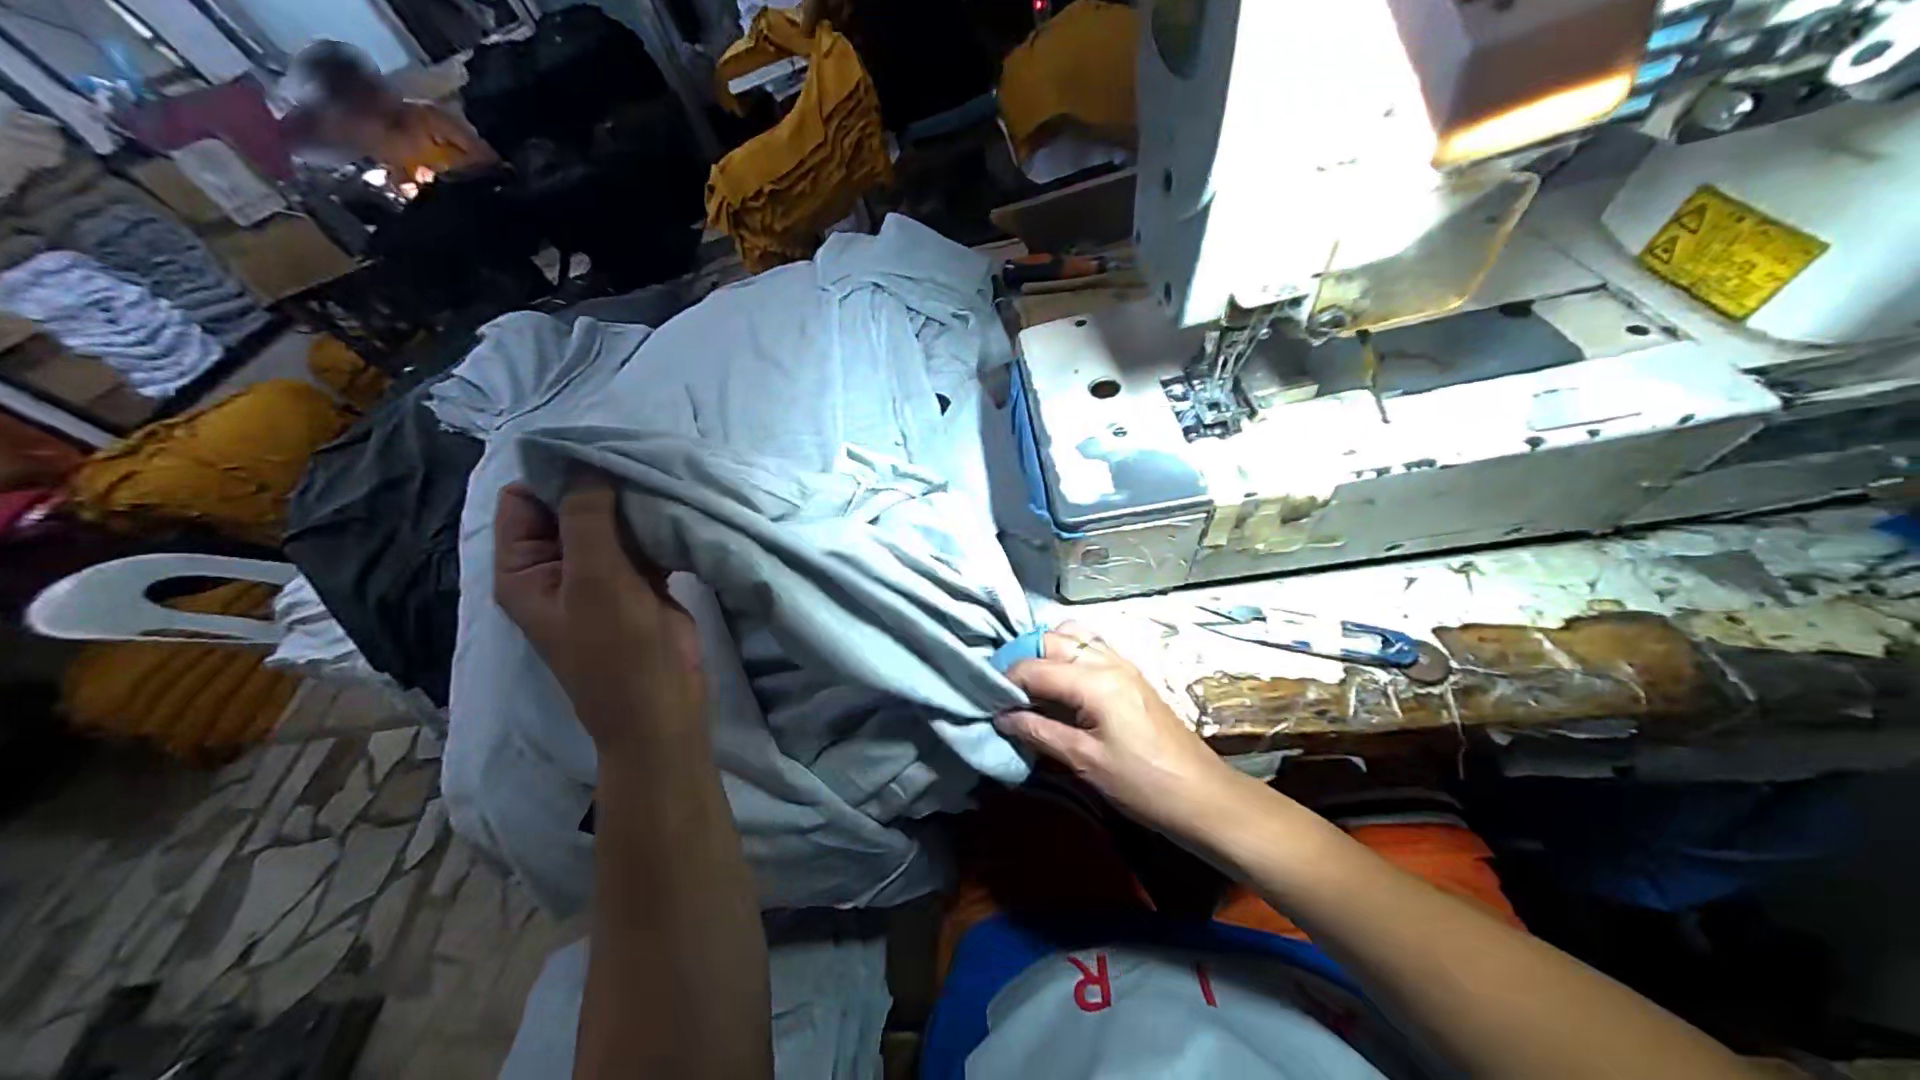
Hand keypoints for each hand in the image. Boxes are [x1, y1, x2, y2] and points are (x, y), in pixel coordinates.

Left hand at [493, 475, 702, 755]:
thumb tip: (589, 463)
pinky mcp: (640, 582)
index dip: (556, 474)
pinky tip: (678, 507)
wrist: (663, 707)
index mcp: (525, 568)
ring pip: (612, 521)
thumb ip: (587, 519)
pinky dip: (656, 525)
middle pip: (572, 506)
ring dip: (634, 504)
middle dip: (603, 484)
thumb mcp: (594, 581)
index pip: (526, 501)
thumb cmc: (617, 651)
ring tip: (663, 478)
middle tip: (640, 459)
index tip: (600, 451)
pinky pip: (642, 540)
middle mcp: (558, 566)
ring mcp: (602, 575)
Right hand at [997, 622, 1252, 837]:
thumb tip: (1001, 717)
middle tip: (1003, 690)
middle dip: (1022, 659)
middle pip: (1051, 640)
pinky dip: (1068, 654)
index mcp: (1095, 680)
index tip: (985, 699)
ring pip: (1073, 636)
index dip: (1005, 681)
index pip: (1034, 667)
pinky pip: (1092, 647)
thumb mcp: (1085, 761)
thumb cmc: (1143, 784)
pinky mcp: (1131, 674)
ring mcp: (1123, 664)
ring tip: (1030, 684)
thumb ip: (1039, 731)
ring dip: (1046, 651)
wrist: (1202, 795)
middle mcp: (1108, 660)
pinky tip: (1059, 683)